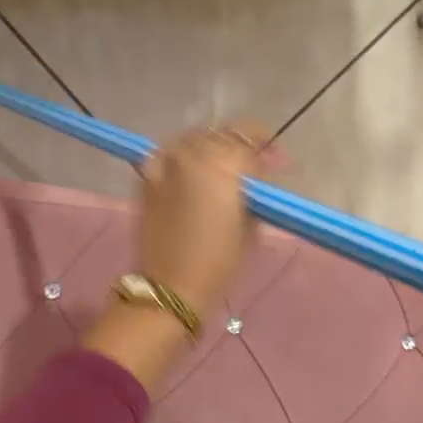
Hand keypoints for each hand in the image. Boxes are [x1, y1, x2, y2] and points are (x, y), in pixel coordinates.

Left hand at [136, 121, 268, 307]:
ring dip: (209, 149)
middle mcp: (191, 152)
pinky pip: (167, 155)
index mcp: (223, 162)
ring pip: (192, 140)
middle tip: (249, 167)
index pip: (250, 138)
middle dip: (238, 147)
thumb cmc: (219, 261)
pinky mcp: (146, 178)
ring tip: (219, 169)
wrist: (170, 286)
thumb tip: (256, 175)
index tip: (276, 162)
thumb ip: (253, 190)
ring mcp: (164, 162)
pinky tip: (190, 175)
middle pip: (221, 136)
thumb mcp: (250, 224)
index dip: (267, 149)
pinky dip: (181, 159)